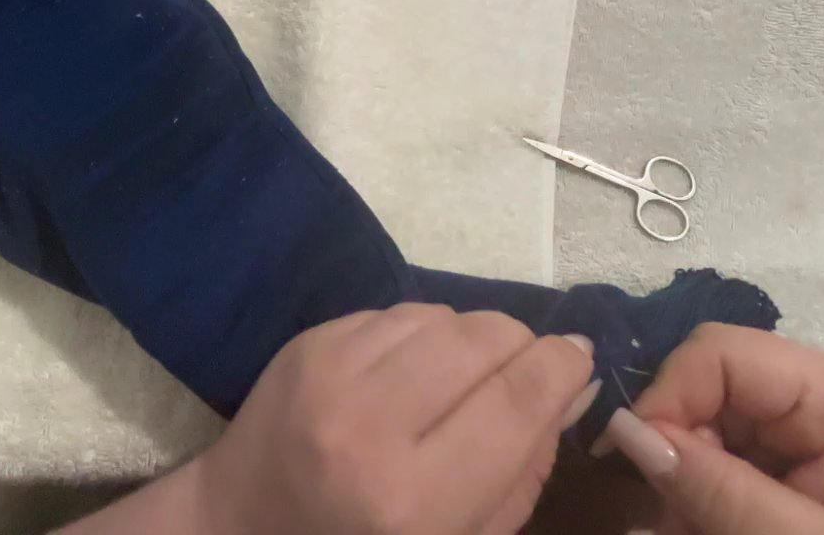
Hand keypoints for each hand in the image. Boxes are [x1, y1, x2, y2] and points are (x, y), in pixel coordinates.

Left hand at [186, 303, 599, 534]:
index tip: (578, 353)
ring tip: (462, 372)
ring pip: (440, 314)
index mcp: (410, 501)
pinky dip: (422, 331)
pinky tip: (413, 365)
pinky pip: (396, 311)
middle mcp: (368, 424)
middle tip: (527, 361)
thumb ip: (521, 471)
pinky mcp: (310, 339)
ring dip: (468, 335)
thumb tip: (565, 386)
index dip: (558, 367)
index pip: (513, 403)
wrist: (244, 523)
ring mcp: (330, 370)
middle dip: (519, 341)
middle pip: (480, 339)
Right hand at [599, 324, 823, 534]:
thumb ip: (722, 492)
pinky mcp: (780, 476)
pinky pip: (712, 470)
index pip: (718, 353)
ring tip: (681, 533)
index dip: (668, 394)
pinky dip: (691, 505)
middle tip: (663, 522)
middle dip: (670, 452)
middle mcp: (806, 399)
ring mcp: (792, 438)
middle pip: (701, 390)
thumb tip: (624, 429)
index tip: (631, 459)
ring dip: (676, 488)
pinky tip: (692, 532)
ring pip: (696, 433)